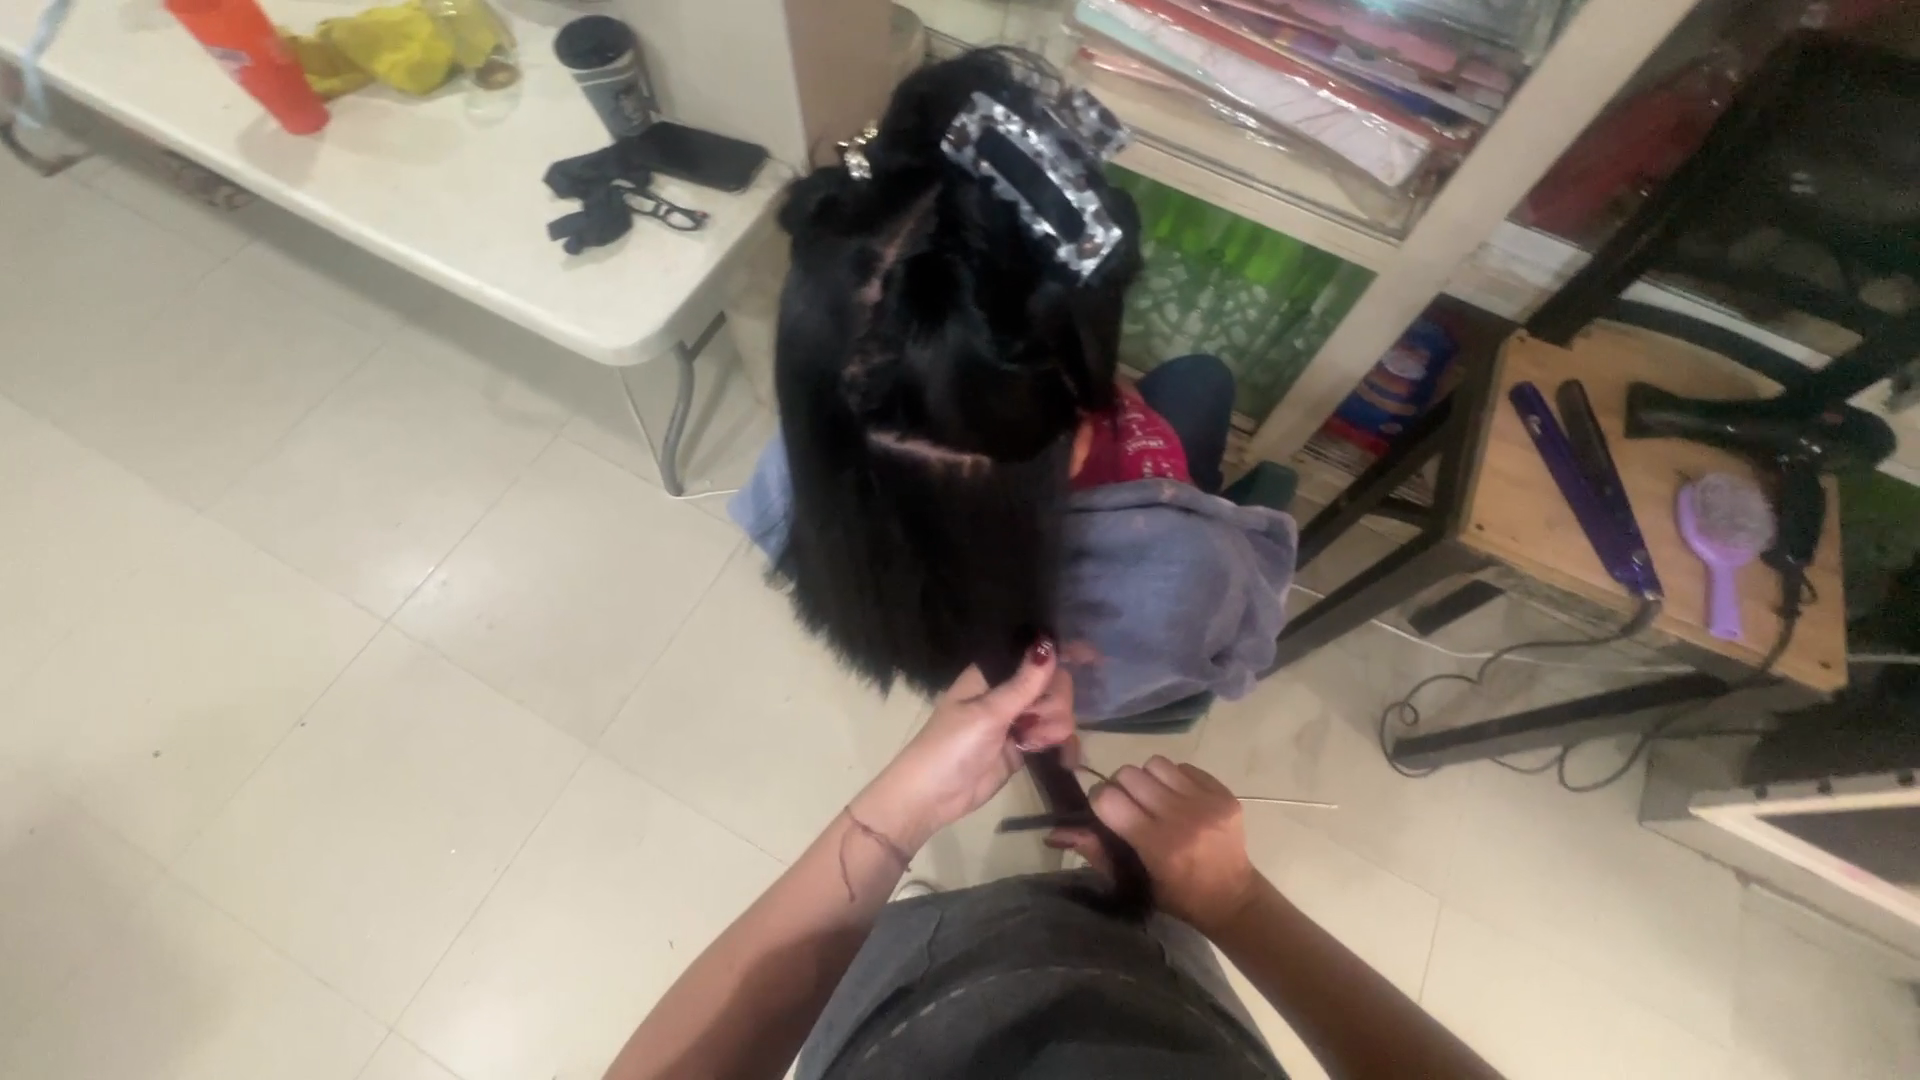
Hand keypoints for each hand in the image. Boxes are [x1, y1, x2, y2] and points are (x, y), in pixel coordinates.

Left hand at [853, 640, 1075, 848]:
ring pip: (1057, 710)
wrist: (932, 797)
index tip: (1094, 658)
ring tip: (1029, 742)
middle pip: (1054, 683)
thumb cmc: (950, 746)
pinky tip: (1062, 756)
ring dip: (1053, 726)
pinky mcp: (1023, 747)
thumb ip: (1023, 683)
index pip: (1032, 654)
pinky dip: (1061, 744)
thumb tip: (1049, 645)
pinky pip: (1054, 736)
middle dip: (1054, 702)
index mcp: (991, 674)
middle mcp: (1007, 692)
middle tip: (1030, 721)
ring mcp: (1017, 720)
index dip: (1061, 653)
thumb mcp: (987, 713)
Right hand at [1050, 757, 1260, 934]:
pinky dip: (1175, 779)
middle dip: (1122, 787)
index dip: (1100, 801)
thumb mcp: (1133, 881)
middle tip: (1131, 807)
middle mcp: (1182, 819)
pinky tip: (1180, 801)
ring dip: (1148, 779)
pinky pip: (1184, 767)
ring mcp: (1206, 803)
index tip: (1107, 813)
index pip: (1109, 798)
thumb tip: (1057, 832)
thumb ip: (1096, 852)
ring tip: (1155, 800)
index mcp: (1157, 845)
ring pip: (1155, 763)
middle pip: (1129, 774)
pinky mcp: (1224, 794)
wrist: (1234, 898)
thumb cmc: (1176, 895)